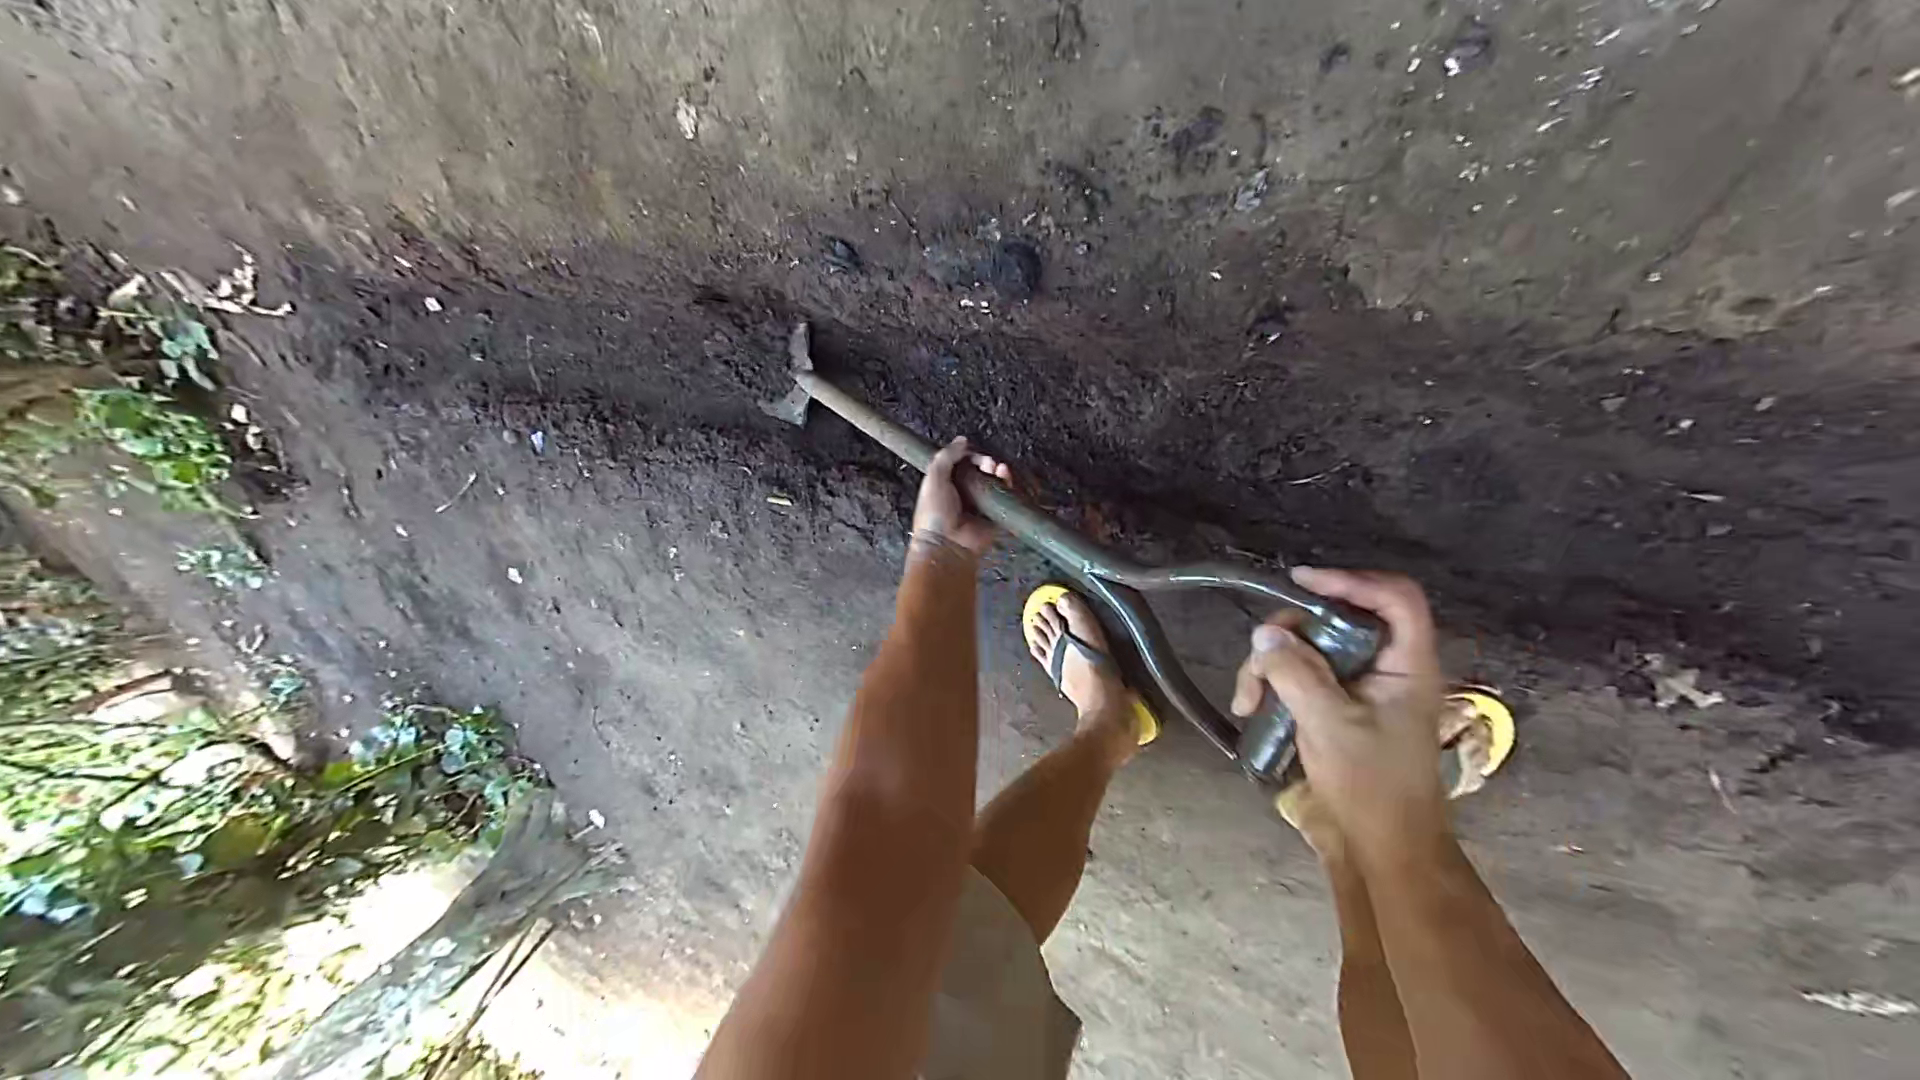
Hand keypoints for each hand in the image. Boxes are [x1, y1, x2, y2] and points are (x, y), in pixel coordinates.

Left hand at [911, 437, 1011, 555]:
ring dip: (998, 470)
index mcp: (947, 484)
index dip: (969, 455)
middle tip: (987, 464)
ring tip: (997, 468)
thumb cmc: (935, 511)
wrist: (947, 544)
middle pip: (981, 470)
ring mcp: (981, 505)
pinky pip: (1005, 496)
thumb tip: (963, 440)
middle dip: (986, 462)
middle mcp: (965, 493)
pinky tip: (1005, 474)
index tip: (972, 454)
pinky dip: (1007, 483)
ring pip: (994, 481)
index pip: (963, 463)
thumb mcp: (934, 477)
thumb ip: (947, 456)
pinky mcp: (995, 516)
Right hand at [1231, 567, 1448, 852]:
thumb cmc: (1370, 785)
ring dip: (1269, 663)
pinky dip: (1269, 682)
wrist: (1378, 845)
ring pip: (1307, 645)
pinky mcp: (1332, 701)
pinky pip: (1297, 671)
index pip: (1395, 598)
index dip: (1352, 580)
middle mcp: (1383, 665)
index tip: (1300, 583)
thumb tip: (1264, 633)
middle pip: (1335, 618)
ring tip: (1246, 699)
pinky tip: (1249, 707)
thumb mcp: (1330, 724)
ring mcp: (1356, 683)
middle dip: (1289, 634)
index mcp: (1406, 665)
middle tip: (1258, 658)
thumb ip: (1296, 672)